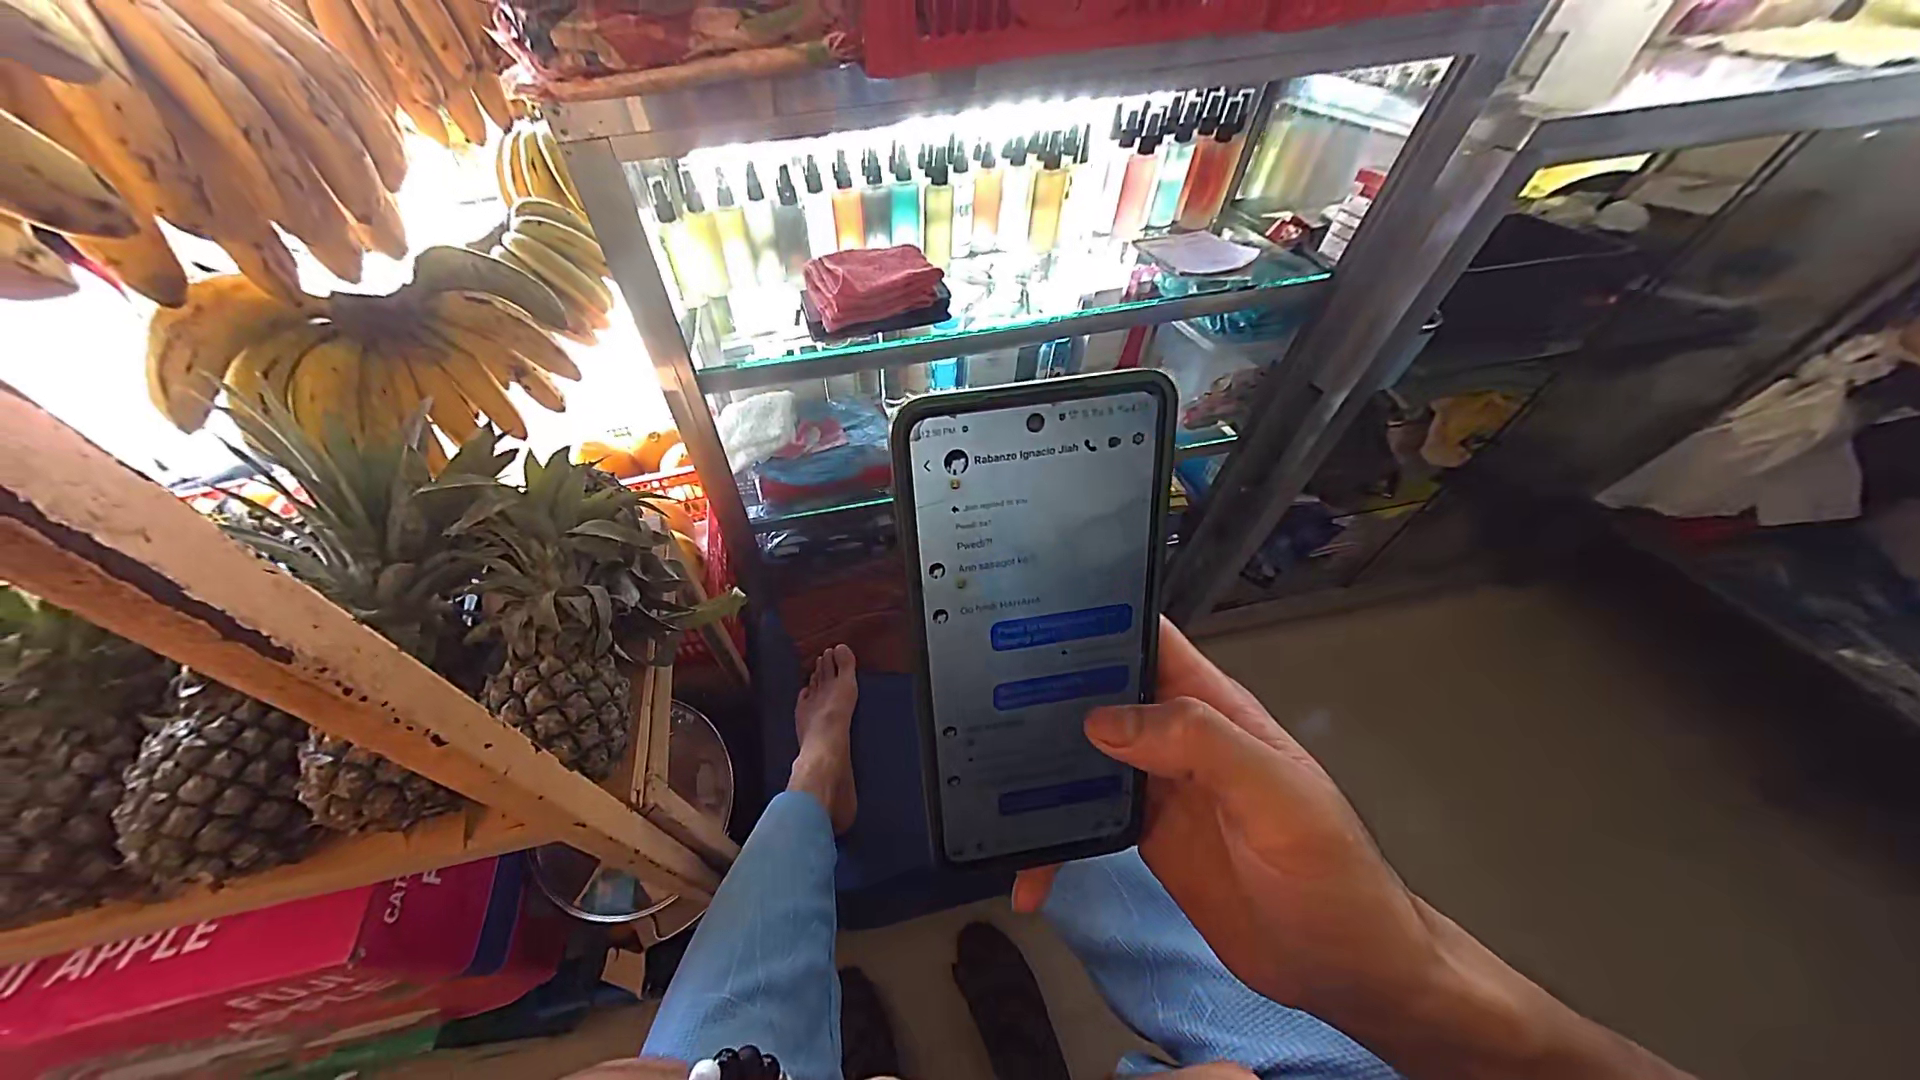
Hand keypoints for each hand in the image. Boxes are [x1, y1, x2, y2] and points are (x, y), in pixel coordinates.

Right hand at [1014, 619, 1691, 1079]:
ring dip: (1035, 759)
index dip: (1094, 617)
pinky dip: (1051, 841)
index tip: (1030, 611)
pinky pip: (1080, 819)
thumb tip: (1099, 719)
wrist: (1343, 970)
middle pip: (1098, 691)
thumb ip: (1199, 742)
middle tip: (977, 683)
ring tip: (977, 764)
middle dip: (1044, 685)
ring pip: (1079, 753)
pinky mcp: (1136, 832)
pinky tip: (1024, 871)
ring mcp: (1149, 783)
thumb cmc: (1326, 871)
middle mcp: (1168, 734)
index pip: (1145, 639)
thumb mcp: (1276, 795)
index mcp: (1205, 704)